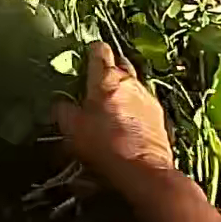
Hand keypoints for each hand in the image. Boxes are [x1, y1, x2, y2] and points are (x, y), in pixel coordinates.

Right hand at [54, 42, 177, 198]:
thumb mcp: (72, 128)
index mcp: (105, 78)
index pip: (100, 50)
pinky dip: (135, 106)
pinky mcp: (160, 114)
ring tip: (112, 103)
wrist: (144, 171)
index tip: (85, 56)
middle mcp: (129, 81)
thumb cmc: (103, 143)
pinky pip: (144, 102)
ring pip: (133, 83)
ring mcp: (147, 96)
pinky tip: (128, 121)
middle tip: (97, 81)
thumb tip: (60, 103)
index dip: (92, 51)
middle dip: (110, 68)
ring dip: (123, 88)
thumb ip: (63, 110)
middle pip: (120, 63)